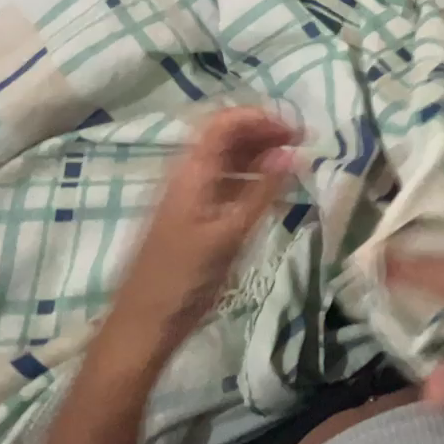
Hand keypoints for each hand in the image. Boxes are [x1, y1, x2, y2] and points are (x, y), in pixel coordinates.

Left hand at [100, 107, 296, 357]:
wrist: (142, 326)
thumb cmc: (185, 278)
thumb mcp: (230, 234)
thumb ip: (263, 191)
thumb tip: (292, 153)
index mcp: (192, 170)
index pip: (226, 121)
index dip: (262, 117)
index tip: (297, 130)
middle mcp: (189, 173)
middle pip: (228, 136)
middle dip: (265, 133)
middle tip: (301, 146)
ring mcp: (190, 194)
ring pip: (228, 159)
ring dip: (260, 155)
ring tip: (293, 167)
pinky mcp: (193, 216)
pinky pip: (226, 183)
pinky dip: (251, 179)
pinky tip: (273, 193)